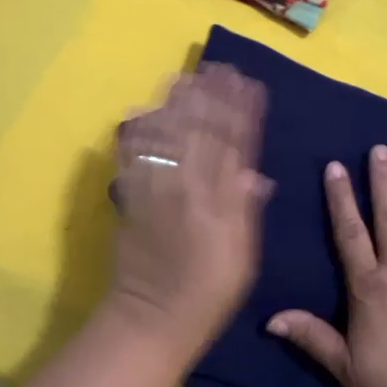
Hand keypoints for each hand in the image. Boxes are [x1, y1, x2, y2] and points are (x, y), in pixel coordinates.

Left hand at [107, 64, 271, 357]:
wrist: (152, 319)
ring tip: (184, 78)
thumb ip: (246, 212)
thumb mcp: (242, 256)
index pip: (234, 144)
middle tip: (217, 67)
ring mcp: (156, 191)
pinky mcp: (130, 199)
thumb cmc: (207, 293)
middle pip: (201, 132)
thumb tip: (256, 175)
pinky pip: (135, 157)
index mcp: (220, 201)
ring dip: (177, 105)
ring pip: (169, 137)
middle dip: (211, 97)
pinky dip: (140, 132)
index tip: (248, 83)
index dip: (241, 111)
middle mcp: (188, 188)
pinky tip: (143, 112)